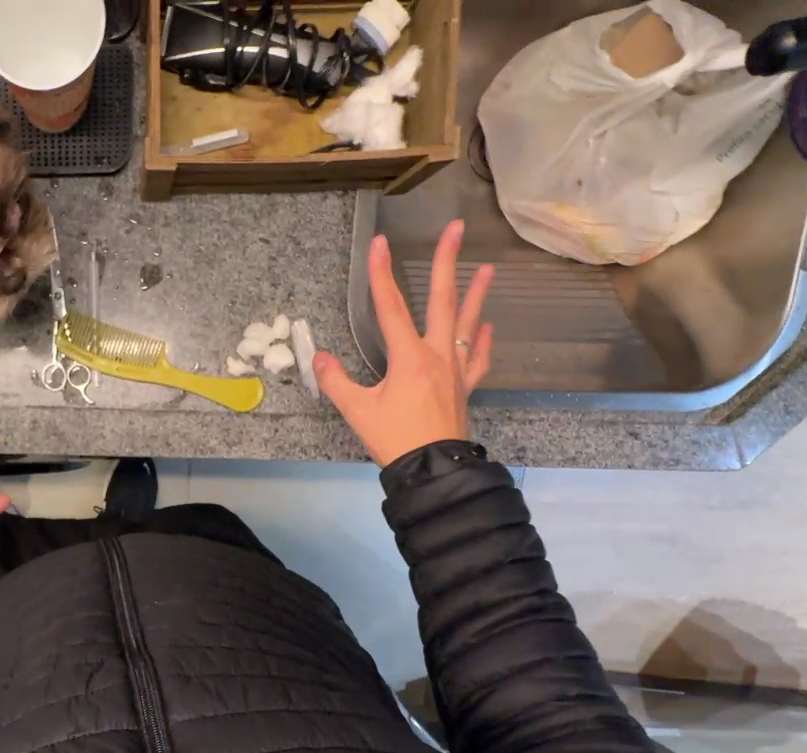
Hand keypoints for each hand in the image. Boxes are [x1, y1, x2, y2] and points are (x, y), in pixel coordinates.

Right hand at [314, 220, 494, 466]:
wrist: (433, 470)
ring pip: (467, 323)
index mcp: (408, 358)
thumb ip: (336, 382)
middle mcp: (437, 355)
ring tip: (488, 267)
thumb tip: (318, 358)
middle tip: (457, 229)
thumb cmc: (394, 439)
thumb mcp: (358, 411)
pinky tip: (487, 326)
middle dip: (446, 262)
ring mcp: (455, 369)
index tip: (379, 243)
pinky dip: (483, 340)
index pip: (390, 307)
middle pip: (442, 300)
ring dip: (476, 294)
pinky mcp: (464, 387)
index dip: (381, 274)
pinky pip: (477, 358)